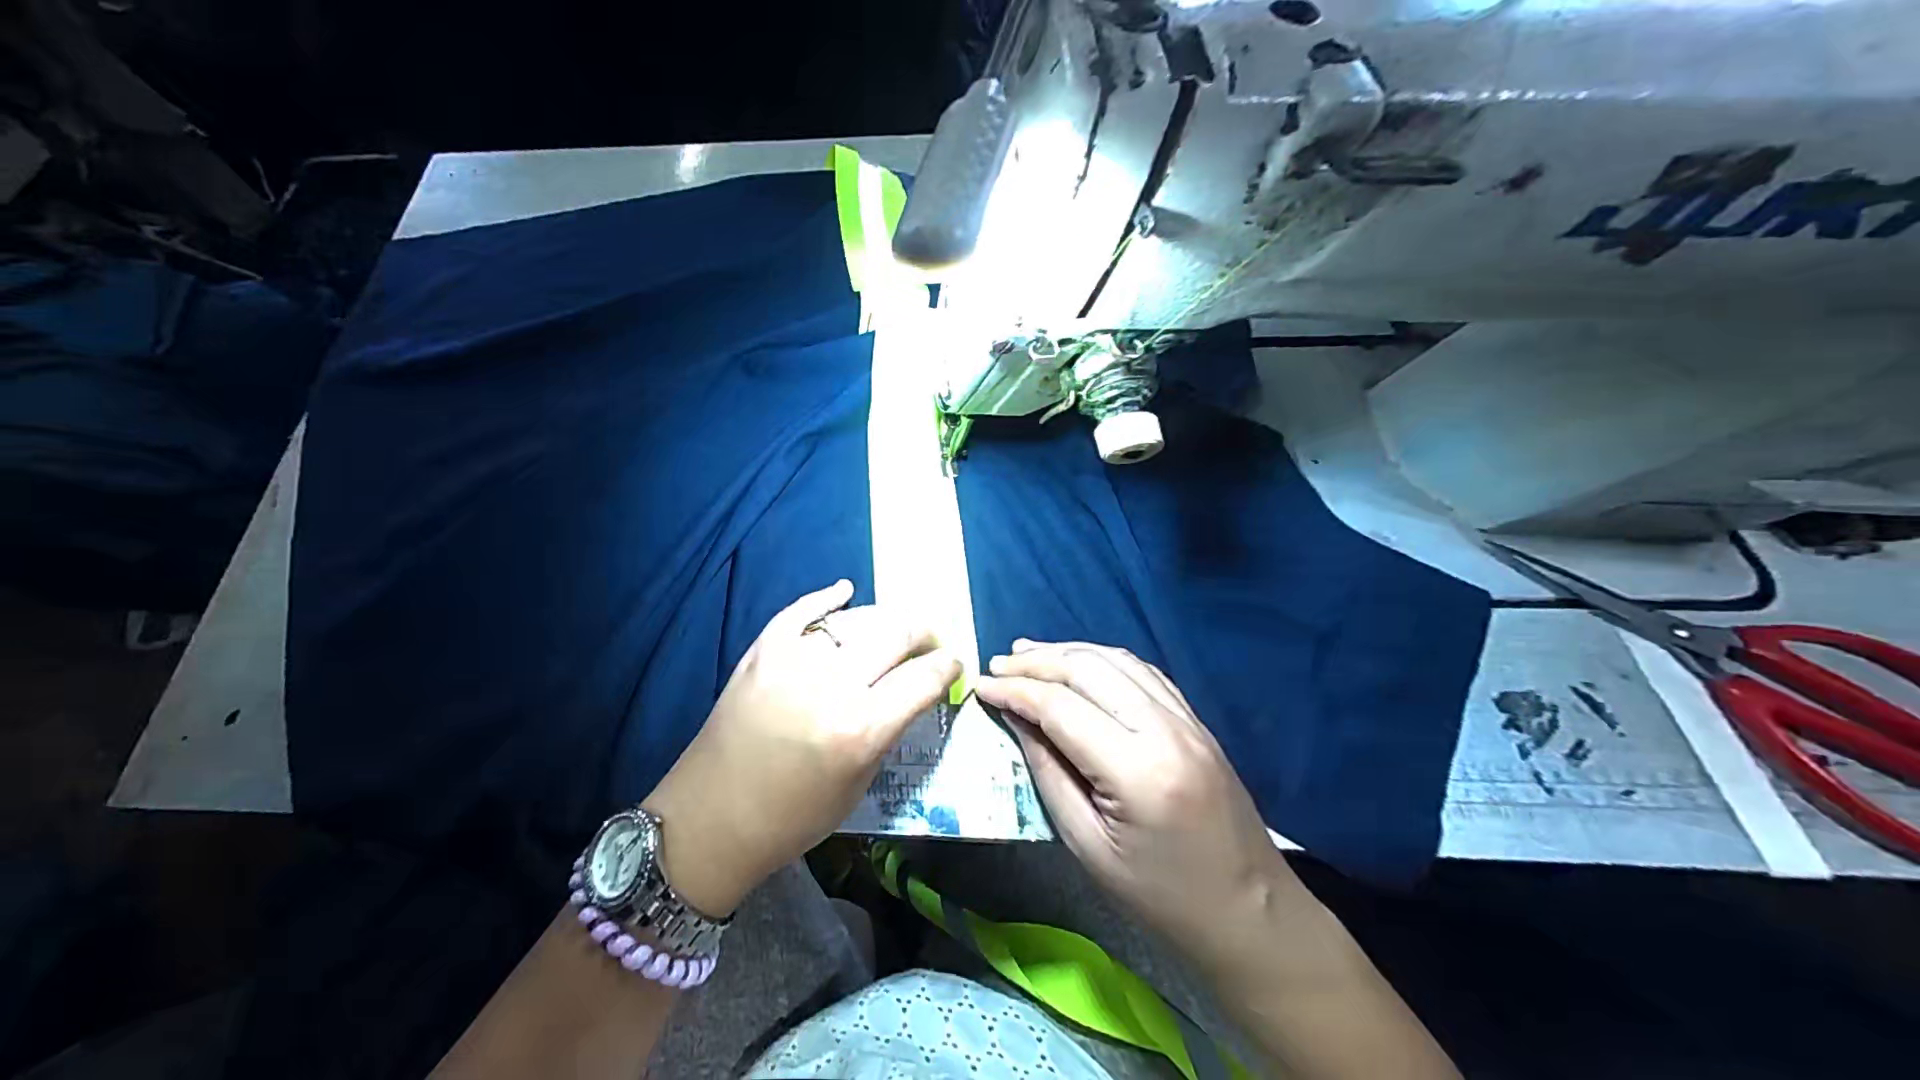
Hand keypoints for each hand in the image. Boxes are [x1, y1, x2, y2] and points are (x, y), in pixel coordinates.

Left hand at [644, 581, 957, 915]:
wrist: (711, 819)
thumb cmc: (792, 818)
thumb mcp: (858, 784)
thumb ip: (888, 731)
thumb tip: (911, 692)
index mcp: (862, 729)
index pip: (923, 680)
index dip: (947, 666)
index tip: (953, 663)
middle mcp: (833, 687)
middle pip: (896, 636)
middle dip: (923, 634)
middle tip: (929, 642)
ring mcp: (793, 663)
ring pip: (855, 620)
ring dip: (883, 621)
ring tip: (892, 629)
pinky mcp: (762, 653)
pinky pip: (801, 611)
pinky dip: (826, 598)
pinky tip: (844, 591)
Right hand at [976, 640, 1297, 966]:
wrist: (1248, 913)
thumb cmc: (1159, 896)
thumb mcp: (1087, 845)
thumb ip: (1048, 773)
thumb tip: (1017, 719)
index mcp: (1136, 769)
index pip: (1061, 706)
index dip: (1015, 690)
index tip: (981, 687)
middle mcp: (1165, 729)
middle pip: (1089, 669)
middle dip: (1038, 661)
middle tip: (998, 663)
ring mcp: (1187, 719)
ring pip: (1117, 661)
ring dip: (1069, 652)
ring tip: (1029, 653)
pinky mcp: (1196, 721)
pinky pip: (1143, 673)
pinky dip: (1104, 661)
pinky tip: (1081, 665)